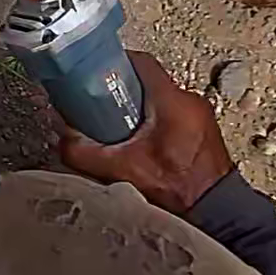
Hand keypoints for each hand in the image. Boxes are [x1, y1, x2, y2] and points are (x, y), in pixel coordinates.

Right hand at [56, 51, 234, 215]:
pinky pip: (166, 109)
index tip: (90, 69)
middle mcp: (190, 101)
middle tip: (91, 100)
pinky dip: (146, 115)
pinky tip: (130, 135)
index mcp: (173, 102)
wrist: (216, 213)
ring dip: (131, 102)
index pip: (140, 62)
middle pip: (145, 79)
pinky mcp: (200, 127)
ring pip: (155, 95)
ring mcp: (199, 114)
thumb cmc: (174, 189)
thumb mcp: (115, 168)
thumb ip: (80, 150)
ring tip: (108, 120)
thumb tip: (60, 132)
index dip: (112, 61)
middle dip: (116, 86)